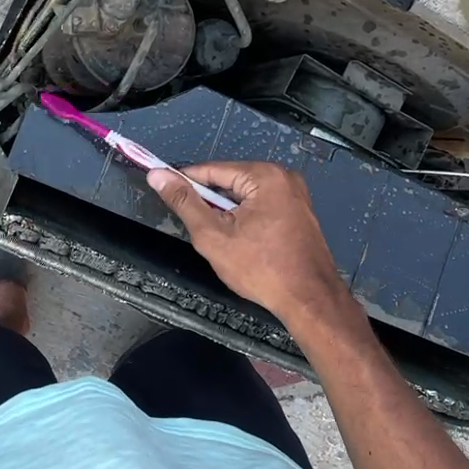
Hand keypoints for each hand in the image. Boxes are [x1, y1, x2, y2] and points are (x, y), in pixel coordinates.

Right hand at [147, 162, 357, 331]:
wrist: (310, 299)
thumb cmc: (261, 268)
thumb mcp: (213, 235)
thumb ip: (185, 202)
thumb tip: (158, 175)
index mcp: (264, 176)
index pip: (212, 170)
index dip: (185, 181)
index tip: (165, 191)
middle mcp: (283, 177)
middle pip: (231, 182)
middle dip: (211, 203)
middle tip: (199, 229)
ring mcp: (296, 195)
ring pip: (246, 197)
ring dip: (229, 214)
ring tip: (222, 241)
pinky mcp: (301, 212)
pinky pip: (263, 207)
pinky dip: (247, 220)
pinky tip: (243, 243)